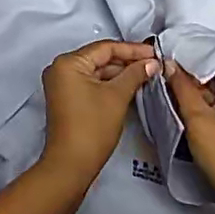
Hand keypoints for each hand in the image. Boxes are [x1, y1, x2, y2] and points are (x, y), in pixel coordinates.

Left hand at [40, 40, 158, 179]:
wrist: (71, 165)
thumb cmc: (92, 128)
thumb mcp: (116, 97)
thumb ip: (134, 74)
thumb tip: (151, 63)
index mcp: (68, 62)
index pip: (104, 48)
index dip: (132, 49)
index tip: (154, 52)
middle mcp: (61, 68)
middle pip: (99, 58)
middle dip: (127, 61)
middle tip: (153, 63)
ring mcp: (62, 83)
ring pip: (96, 71)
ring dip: (120, 73)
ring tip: (146, 73)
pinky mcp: (67, 97)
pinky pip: (90, 82)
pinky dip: (109, 84)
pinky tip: (129, 85)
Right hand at [167, 59, 214, 209]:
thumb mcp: (197, 118)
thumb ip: (181, 86)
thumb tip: (168, 63)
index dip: (189, 54)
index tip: (165, 54)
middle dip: (191, 71)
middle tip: (164, 68)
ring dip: (197, 86)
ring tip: (170, 81)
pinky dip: (206, 98)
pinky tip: (185, 99)